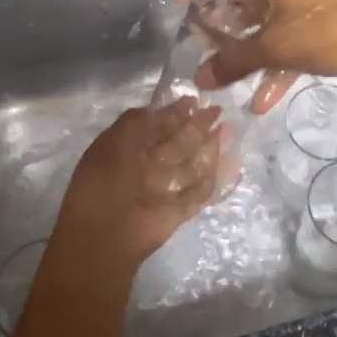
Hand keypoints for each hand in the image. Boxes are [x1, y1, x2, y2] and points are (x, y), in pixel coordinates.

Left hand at [52, 99, 221, 268]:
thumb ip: (136, 121)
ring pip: (189, 164)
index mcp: (126, 150)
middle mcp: (144, 168)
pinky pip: (198, 191)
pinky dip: (214, 177)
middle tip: (217, 111)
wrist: (105, 236)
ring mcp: (162, 189)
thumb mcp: (114, 141)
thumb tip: (160, 109)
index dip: (173, 113)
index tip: (194, 100)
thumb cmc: (105, 182)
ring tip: (228, 129)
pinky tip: (231, 160)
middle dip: (195, 126)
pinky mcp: (177, 211)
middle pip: (175, 143)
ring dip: (208, 147)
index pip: (154, 126)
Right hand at [174, 0, 336, 107]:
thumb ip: (233, 61)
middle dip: (221, 18)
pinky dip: (273, 66)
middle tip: (198, 38)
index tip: (178, 2)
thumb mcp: (274, 48)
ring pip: (266, 21)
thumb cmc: (326, 34)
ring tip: (222, 71)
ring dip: (246, 47)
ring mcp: (308, 2)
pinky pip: (287, 42)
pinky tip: (261, 101)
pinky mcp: (322, 27)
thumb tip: (199, 78)